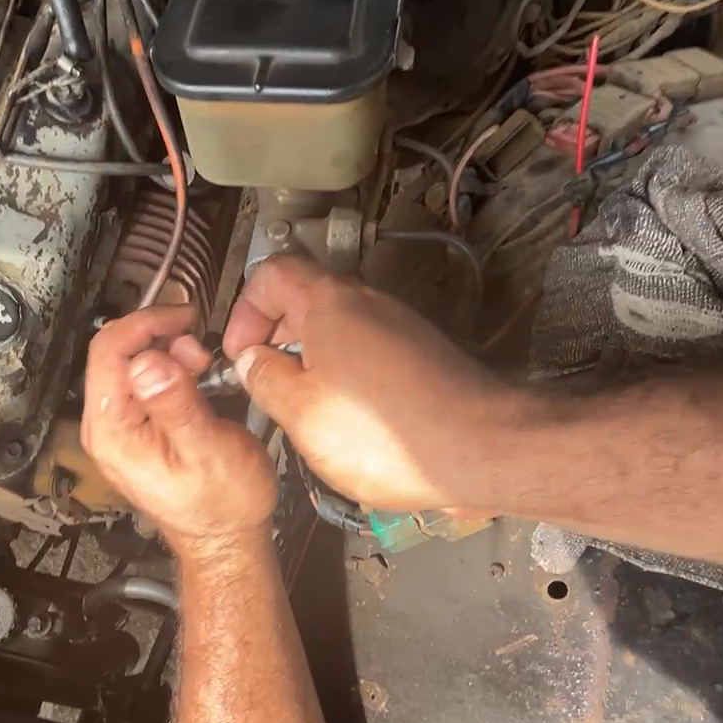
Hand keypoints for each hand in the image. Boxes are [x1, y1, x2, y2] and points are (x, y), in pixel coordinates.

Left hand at [82, 306, 278, 551]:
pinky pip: (143, 383)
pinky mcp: (136, 430)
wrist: (226, 537)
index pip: (109, 350)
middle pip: (115, 353)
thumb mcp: (206, 449)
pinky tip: (194, 381)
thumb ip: (175, 403)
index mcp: (114, 432)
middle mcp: (107, 429)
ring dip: (167, 353)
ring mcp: (120, 430)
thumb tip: (148, 361)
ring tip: (201, 369)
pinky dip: (169, 369)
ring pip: (130, 364)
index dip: (145, 323)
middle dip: (159, 338)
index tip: (182, 317)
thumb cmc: (222, 504)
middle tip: (198, 352)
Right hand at [224, 255, 521, 511]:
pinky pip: (364, 354)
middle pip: (304, 300)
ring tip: (300, 407)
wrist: (481, 451)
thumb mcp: (300, 411)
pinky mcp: (418, 358)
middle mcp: (367, 305)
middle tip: (263, 381)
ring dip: (307, 361)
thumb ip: (264, 378)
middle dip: (274, 337)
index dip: (244, 309)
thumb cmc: (389, 433)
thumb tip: (251, 361)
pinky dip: (341, 376)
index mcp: (330, 303)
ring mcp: (397, 330)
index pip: (271, 272)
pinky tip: (342, 419)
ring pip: (335, 330)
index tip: (240, 351)